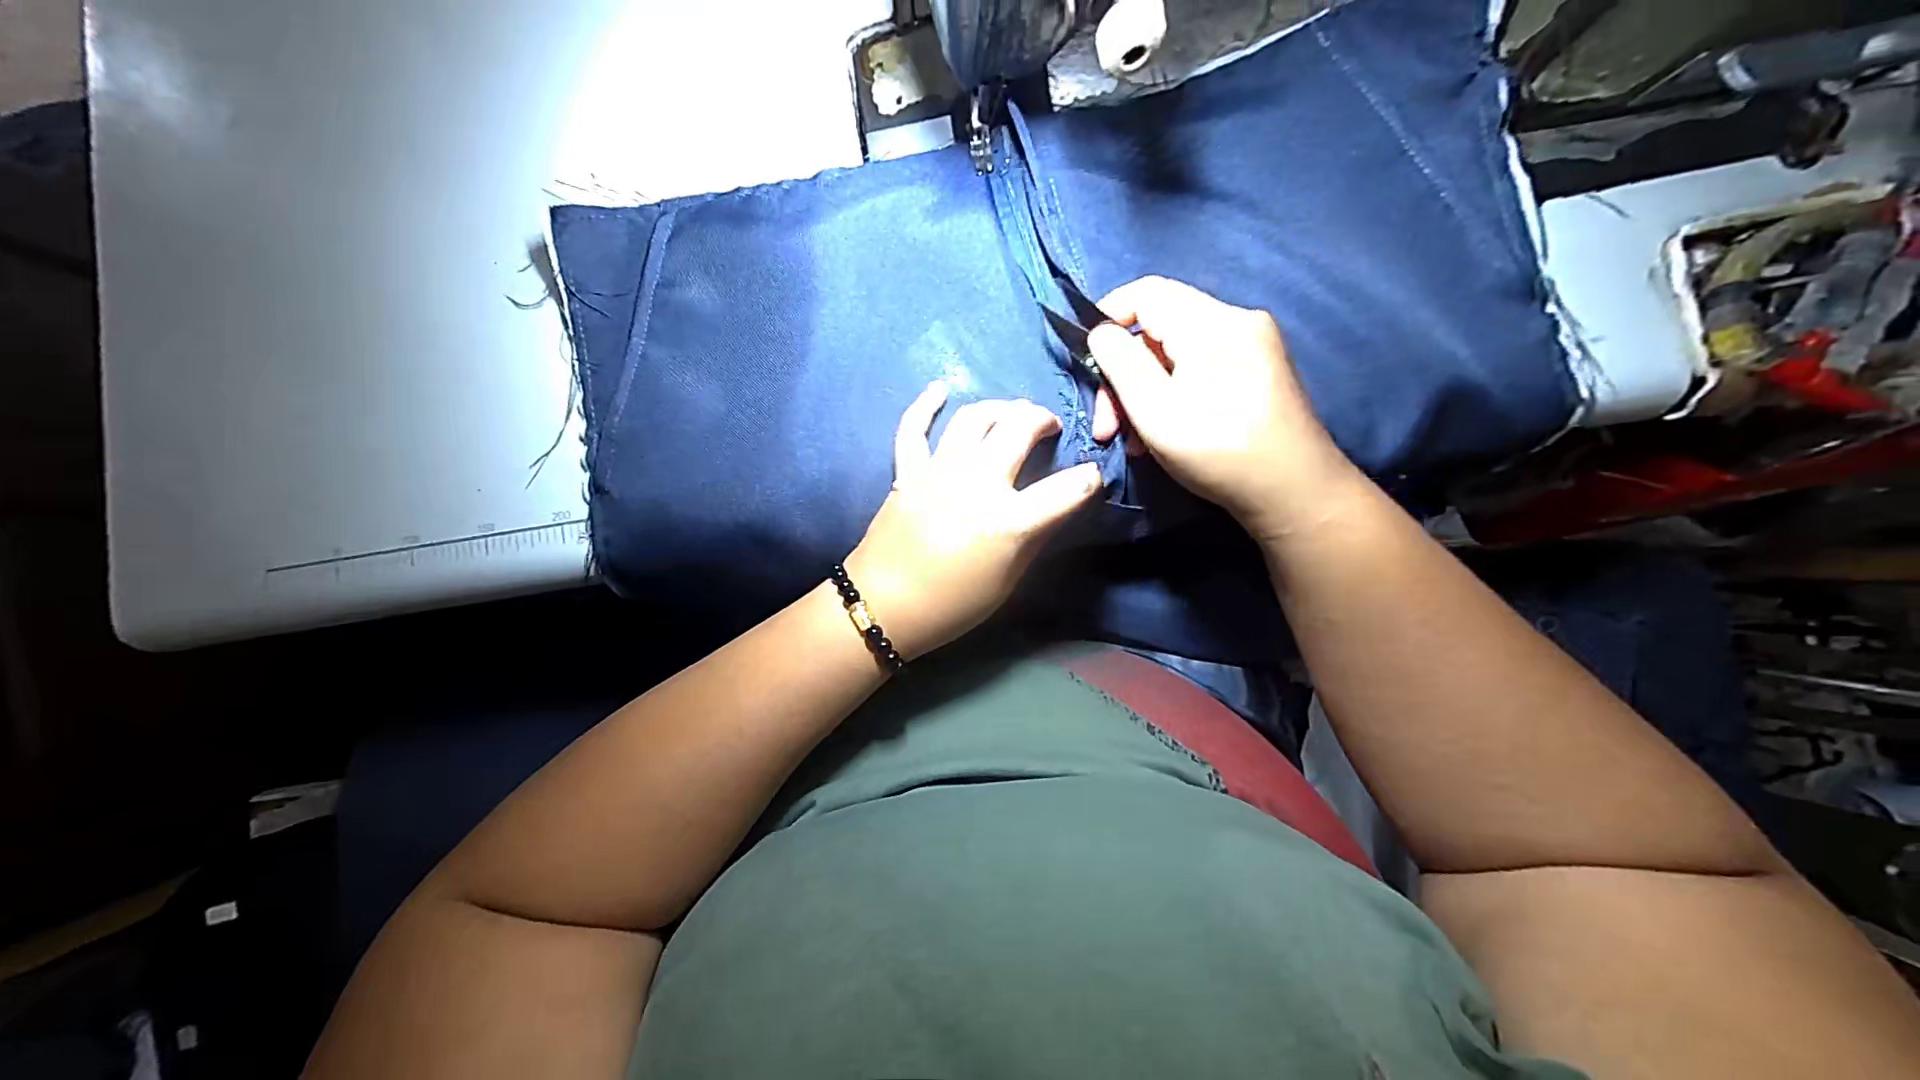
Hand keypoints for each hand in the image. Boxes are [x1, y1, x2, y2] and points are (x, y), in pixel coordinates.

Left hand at [844, 383, 1103, 660]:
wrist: (885, 607)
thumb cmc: (954, 603)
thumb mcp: (1009, 579)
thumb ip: (1038, 534)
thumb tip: (1062, 503)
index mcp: (1008, 520)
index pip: (1066, 489)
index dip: (1088, 479)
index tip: (1090, 476)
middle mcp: (977, 483)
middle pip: (1019, 429)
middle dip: (1042, 420)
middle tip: (1049, 427)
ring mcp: (939, 470)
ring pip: (975, 417)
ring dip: (1001, 408)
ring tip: (1013, 413)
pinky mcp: (909, 470)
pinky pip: (914, 428)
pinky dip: (926, 405)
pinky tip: (940, 389)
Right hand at [1086, 276, 1367, 541]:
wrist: (1295, 491)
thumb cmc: (1218, 449)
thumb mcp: (1154, 409)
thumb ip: (1120, 363)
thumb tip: (1100, 331)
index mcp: (1211, 323)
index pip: (1146, 291)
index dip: (1107, 316)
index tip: (1085, 357)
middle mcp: (1237, 321)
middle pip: (1159, 329)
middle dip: (1123, 374)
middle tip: (1107, 426)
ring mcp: (1254, 346)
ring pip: (1177, 354)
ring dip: (1145, 392)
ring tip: (1134, 441)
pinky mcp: (1260, 371)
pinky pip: (1202, 369)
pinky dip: (1174, 394)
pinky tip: (1165, 434)